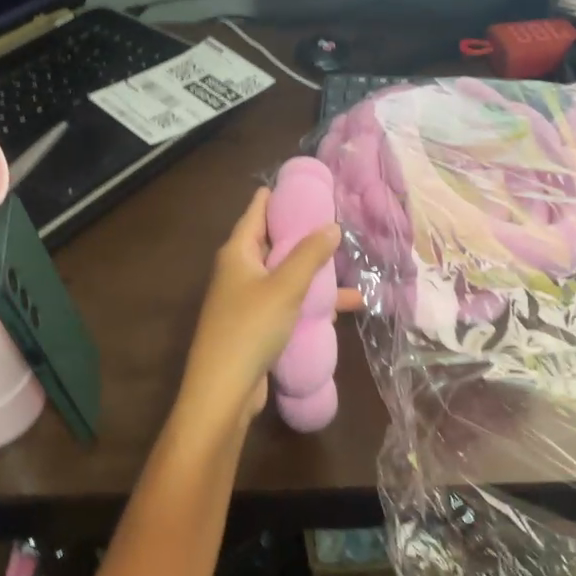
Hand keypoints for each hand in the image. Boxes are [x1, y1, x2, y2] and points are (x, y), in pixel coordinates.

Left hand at [176, 188, 359, 433]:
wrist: (224, 390)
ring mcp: (247, 300)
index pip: (257, 210)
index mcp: (238, 252)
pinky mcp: (256, 327)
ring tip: (350, 270)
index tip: (311, 185)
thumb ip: (310, 254)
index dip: (281, 195)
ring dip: (314, 275)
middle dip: (305, 236)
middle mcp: (239, 271)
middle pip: (274, 243)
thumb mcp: (285, 287)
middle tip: (340, 225)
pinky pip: (287, 305)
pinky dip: (309, 304)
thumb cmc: (250, 328)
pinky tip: (339, 310)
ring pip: (285, 277)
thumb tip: (332, 226)